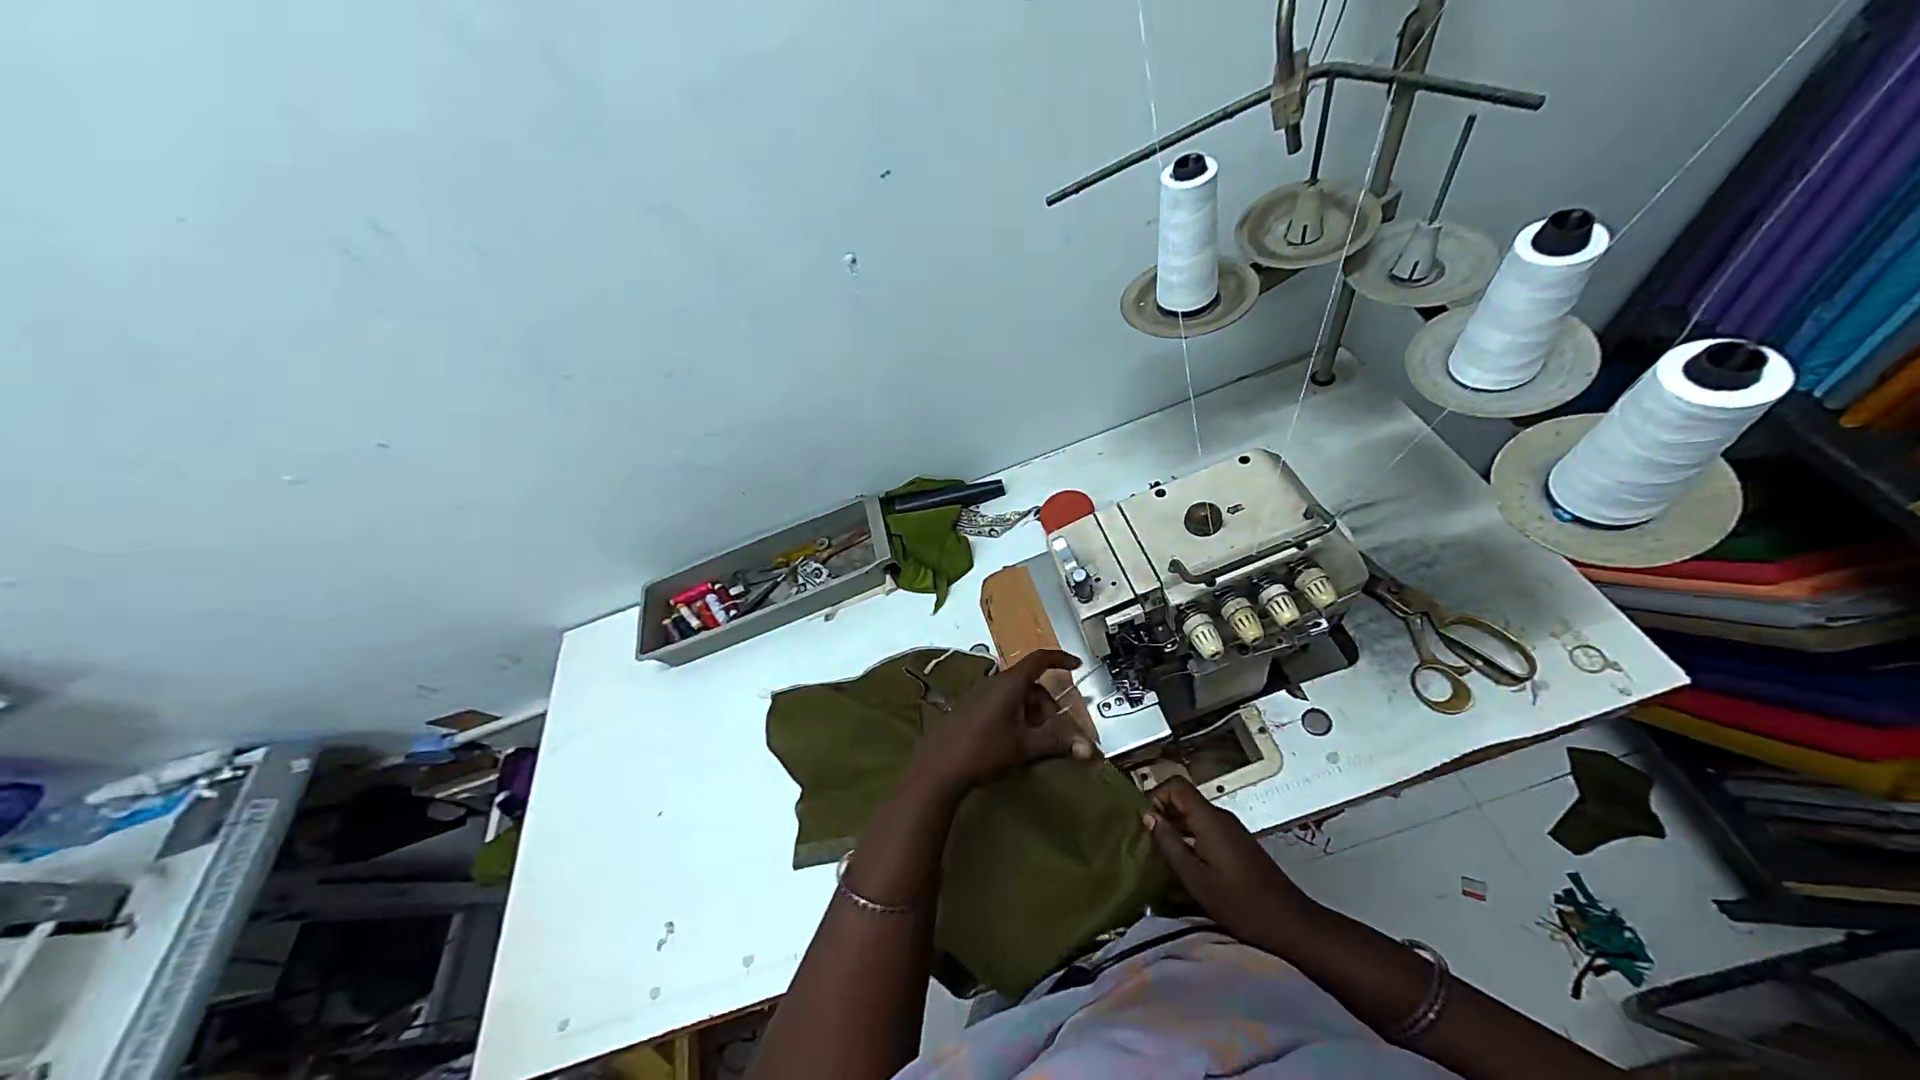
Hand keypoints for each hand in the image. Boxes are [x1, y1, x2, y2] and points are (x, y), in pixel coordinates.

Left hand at [910, 649, 1092, 795]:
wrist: (938, 767)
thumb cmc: (984, 751)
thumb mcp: (1025, 747)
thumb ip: (1057, 743)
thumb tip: (1089, 748)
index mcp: (1010, 683)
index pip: (1039, 659)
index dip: (1060, 659)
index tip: (1076, 664)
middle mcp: (993, 683)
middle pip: (1029, 684)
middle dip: (1046, 704)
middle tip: (1054, 730)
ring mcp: (978, 694)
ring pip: (1014, 695)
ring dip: (1030, 712)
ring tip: (1032, 739)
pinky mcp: (969, 708)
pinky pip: (999, 703)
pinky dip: (1014, 714)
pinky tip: (1011, 739)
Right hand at [1144, 777, 1320, 955]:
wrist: (1290, 924)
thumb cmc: (1240, 903)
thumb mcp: (1196, 878)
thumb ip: (1169, 844)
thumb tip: (1148, 816)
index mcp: (1210, 820)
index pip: (1176, 785)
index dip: (1156, 796)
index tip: (1145, 823)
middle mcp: (1222, 817)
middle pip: (1184, 798)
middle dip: (1162, 813)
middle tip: (1148, 841)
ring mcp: (1232, 830)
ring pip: (1194, 815)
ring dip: (1175, 827)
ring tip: (1162, 854)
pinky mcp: (1238, 844)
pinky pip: (1206, 828)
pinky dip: (1189, 838)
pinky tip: (1185, 864)